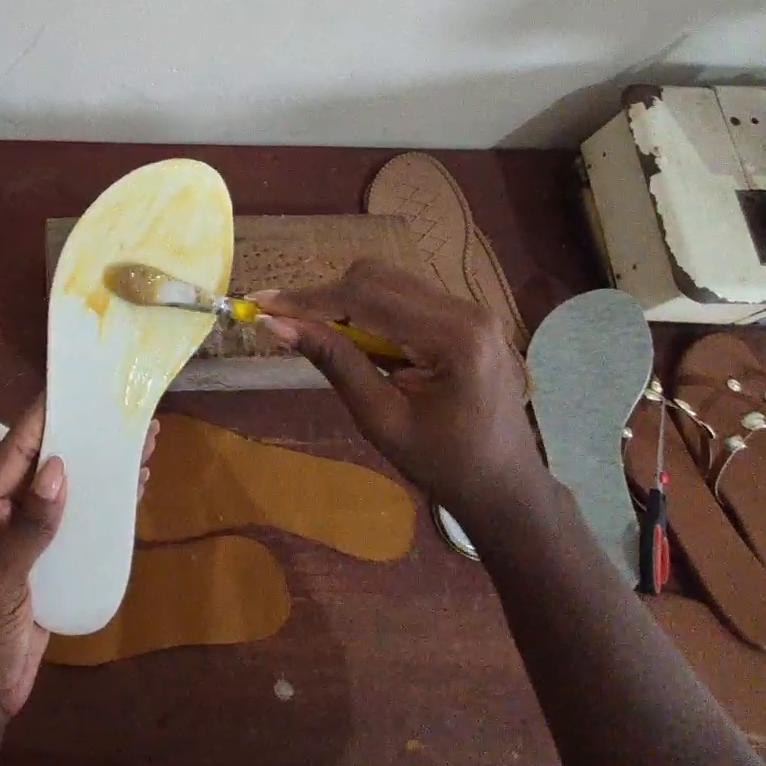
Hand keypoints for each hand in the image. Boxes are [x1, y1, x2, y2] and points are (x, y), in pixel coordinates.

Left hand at [0, 403, 157, 720]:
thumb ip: (29, 525)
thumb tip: (59, 468)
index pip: (15, 451)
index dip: (43, 418)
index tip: (74, 387)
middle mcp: (2, 515)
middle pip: (47, 468)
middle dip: (83, 441)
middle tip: (125, 414)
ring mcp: (27, 540)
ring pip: (67, 495)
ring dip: (99, 473)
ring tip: (142, 445)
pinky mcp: (48, 565)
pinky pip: (76, 528)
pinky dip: (102, 510)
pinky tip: (132, 494)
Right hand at [253, 261, 540, 524]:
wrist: (505, 488)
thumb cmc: (443, 464)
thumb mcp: (380, 419)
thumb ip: (333, 362)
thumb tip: (275, 325)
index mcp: (454, 337)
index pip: (365, 298)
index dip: (307, 300)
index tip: (260, 305)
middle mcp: (466, 310)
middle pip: (374, 278)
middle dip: (323, 298)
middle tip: (283, 324)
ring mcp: (469, 310)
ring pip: (386, 282)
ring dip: (343, 304)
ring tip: (316, 336)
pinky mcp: (464, 318)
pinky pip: (402, 298)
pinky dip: (367, 312)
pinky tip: (353, 342)